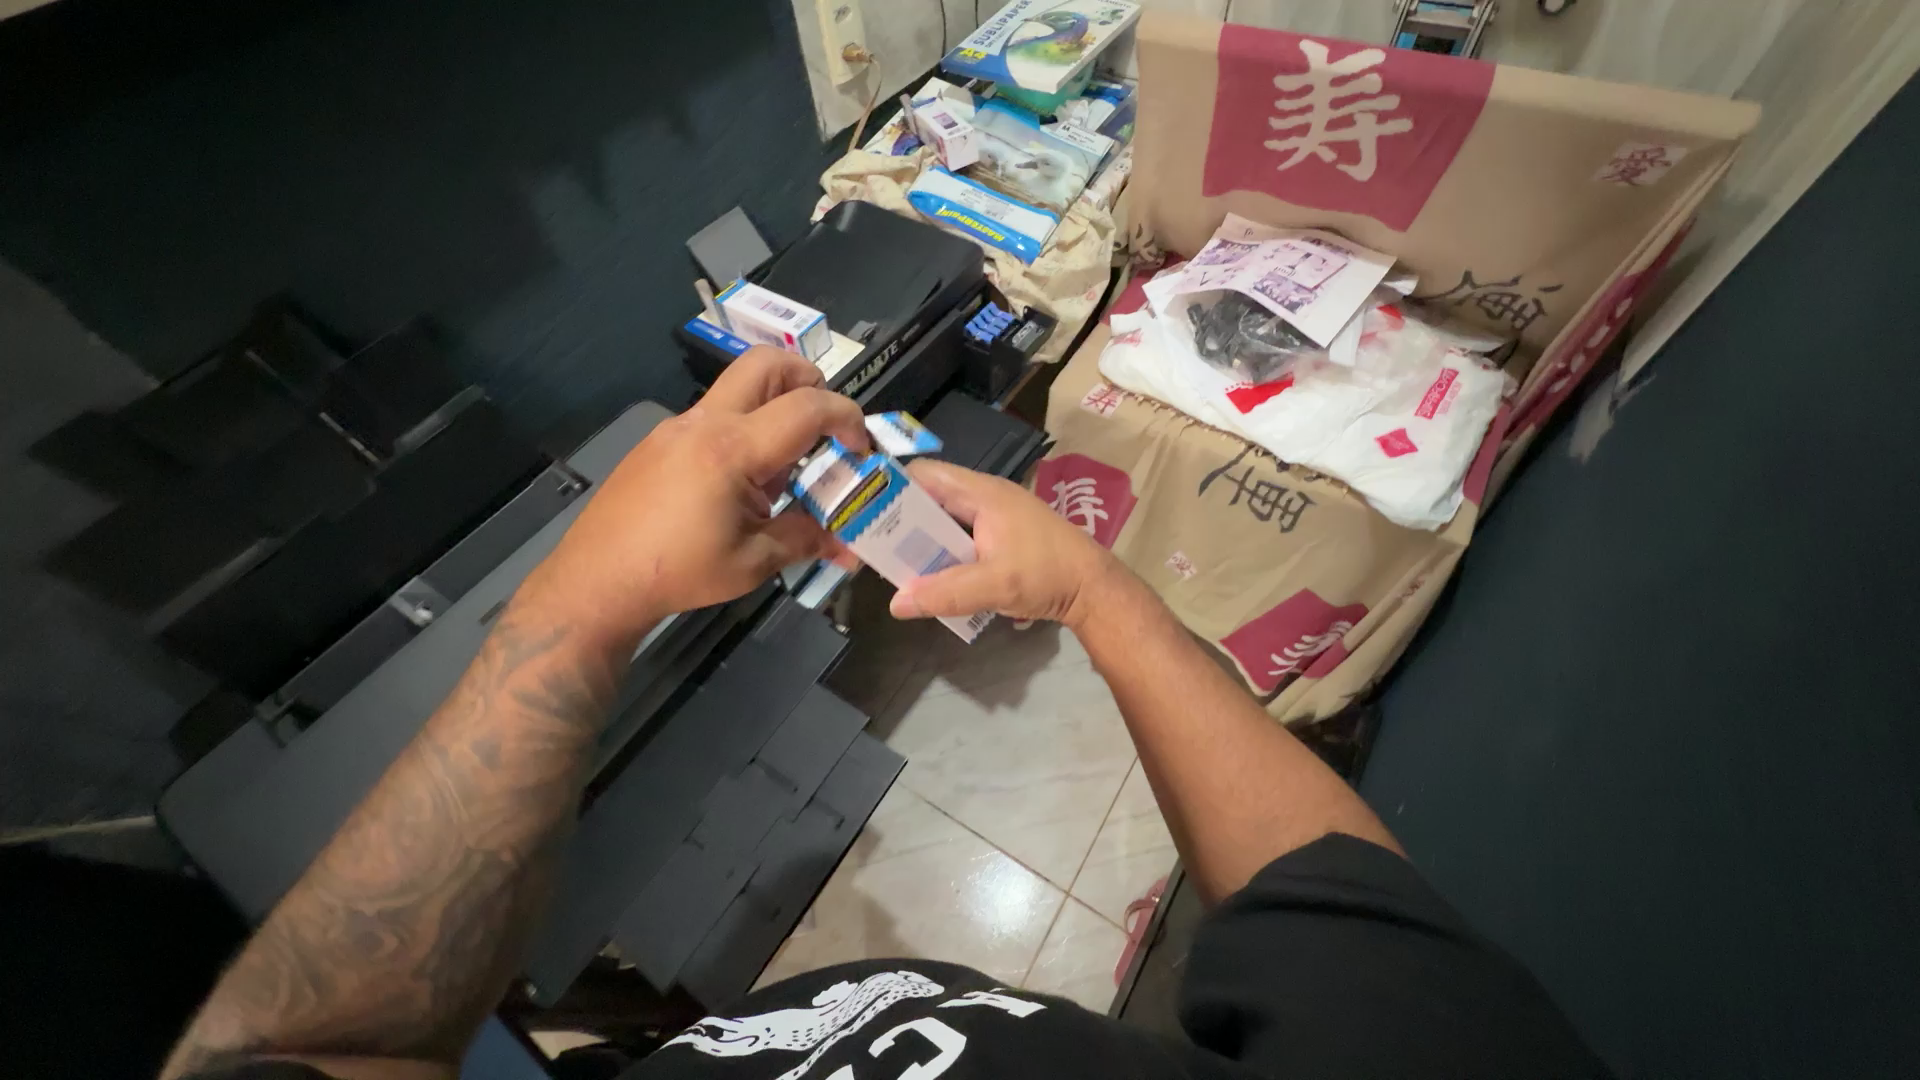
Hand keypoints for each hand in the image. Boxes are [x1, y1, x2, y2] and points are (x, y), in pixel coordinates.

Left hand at [524, 348, 869, 645]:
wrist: (597, 579)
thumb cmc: (679, 572)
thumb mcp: (754, 561)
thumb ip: (806, 539)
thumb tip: (849, 545)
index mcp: (733, 450)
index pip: (806, 408)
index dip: (847, 419)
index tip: (861, 448)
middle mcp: (705, 424)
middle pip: (766, 363)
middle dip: (809, 379)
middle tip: (827, 423)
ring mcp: (678, 428)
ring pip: (737, 387)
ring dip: (776, 406)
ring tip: (788, 462)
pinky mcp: (661, 442)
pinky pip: (715, 416)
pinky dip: (746, 429)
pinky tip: (744, 482)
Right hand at [888, 460, 1127, 628]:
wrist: (1094, 588)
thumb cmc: (1048, 575)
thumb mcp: (995, 586)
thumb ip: (945, 593)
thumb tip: (896, 603)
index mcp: (981, 493)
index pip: (925, 475)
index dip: (891, 487)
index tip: (864, 510)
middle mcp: (985, 497)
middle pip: (931, 498)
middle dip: (902, 519)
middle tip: (873, 544)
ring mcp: (995, 516)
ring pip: (945, 520)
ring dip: (923, 539)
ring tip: (895, 563)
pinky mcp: (1002, 536)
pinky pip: (961, 536)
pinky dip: (943, 551)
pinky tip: (932, 575)